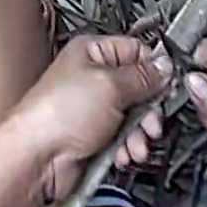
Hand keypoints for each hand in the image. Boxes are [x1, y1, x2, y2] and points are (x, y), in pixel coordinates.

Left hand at [3, 35, 171, 199]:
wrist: (38, 157)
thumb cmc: (57, 112)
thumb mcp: (109, 85)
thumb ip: (141, 77)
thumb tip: (163, 65)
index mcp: (92, 51)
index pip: (135, 50)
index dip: (154, 68)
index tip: (168, 86)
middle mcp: (93, 76)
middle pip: (138, 87)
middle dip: (148, 108)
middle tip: (151, 121)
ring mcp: (94, 107)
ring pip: (133, 116)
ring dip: (139, 133)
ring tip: (135, 144)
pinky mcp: (95, 135)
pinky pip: (123, 138)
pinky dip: (127, 147)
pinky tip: (122, 154)